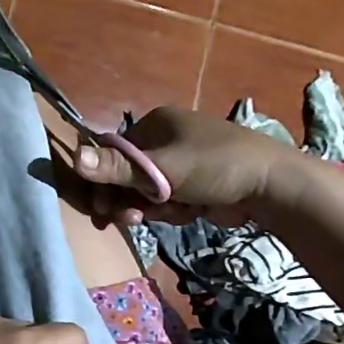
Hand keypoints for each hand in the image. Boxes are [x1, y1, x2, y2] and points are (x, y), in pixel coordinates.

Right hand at [71, 106, 301, 226]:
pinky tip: (188, 212)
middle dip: (129, 200)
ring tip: (167, 215)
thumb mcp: (163, 168)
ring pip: (147, 192)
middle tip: (131, 220)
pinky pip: (168, 201)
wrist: (270, 185)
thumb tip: (74, 158)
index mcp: (154, 123)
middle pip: (128, 175)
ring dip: (152, 208)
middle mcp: (165, 139)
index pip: (113, 153)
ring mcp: (181, 162)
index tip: (102, 209)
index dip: (104, 181)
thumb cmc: (215, 165)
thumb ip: (118, 168)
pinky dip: (173, 211)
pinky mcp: (194, 184)